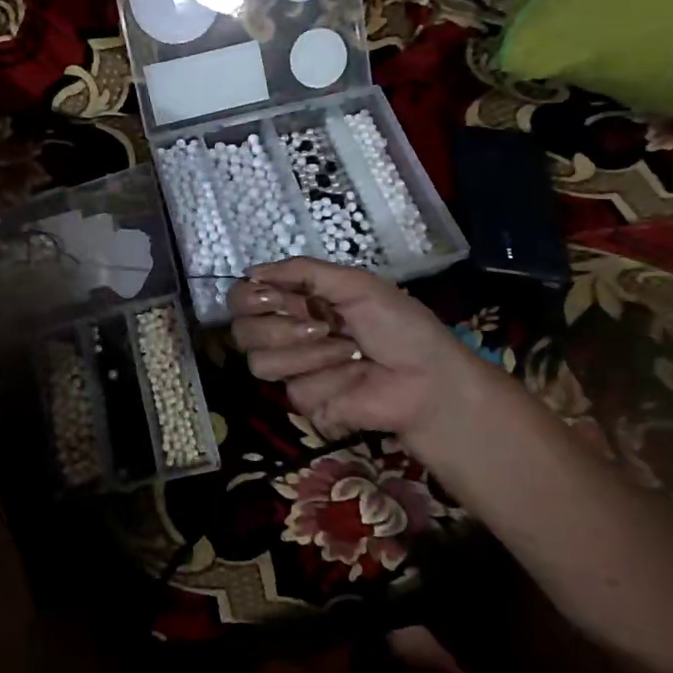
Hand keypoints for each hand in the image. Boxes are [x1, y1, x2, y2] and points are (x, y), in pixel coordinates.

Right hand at [227, 257, 486, 443]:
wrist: (429, 381)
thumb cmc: (400, 328)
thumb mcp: (357, 284)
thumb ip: (303, 271)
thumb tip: (252, 270)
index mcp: (296, 303)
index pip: (243, 298)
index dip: (248, 298)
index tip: (273, 298)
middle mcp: (286, 334)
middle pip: (242, 332)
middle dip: (279, 329)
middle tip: (320, 327)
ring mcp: (294, 371)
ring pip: (261, 362)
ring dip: (309, 355)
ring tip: (348, 353)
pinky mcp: (306, 403)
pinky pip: (295, 389)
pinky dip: (329, 379)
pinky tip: (355, 378)